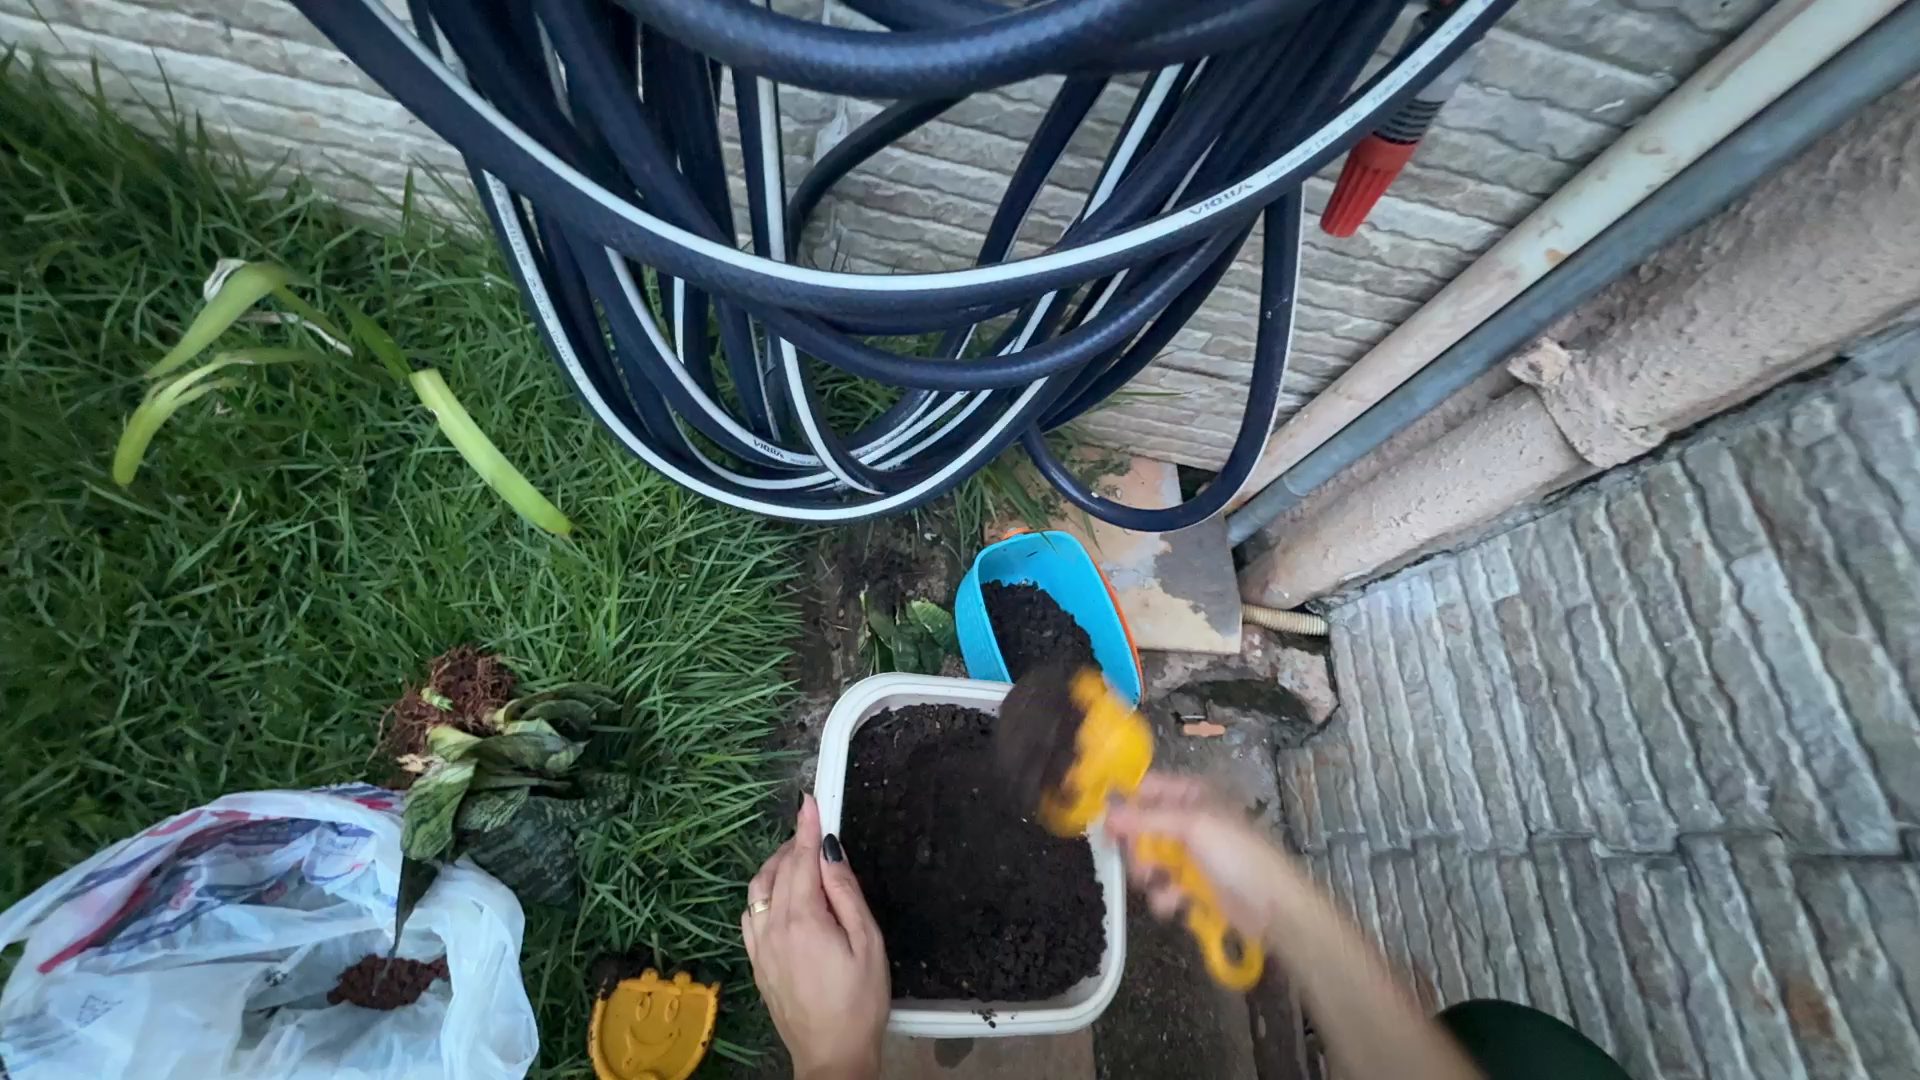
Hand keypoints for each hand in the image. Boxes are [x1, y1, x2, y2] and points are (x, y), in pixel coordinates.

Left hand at [742, 794, 888, 1079]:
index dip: (807, 827)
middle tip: (815, 827)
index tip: (809, 801)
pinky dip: (764, 892)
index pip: (802, 860)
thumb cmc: (860, 1000)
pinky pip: (751, 915)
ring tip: (800, 856)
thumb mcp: (867, 942)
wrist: (832, 1056)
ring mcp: (760, 948)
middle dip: (795, 842)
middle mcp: (774, 929)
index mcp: (804, 920)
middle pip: (779, 870)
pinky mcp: (757, 963)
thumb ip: (846, 892)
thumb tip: (830, 852)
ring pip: (759, 889)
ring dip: (777, 864)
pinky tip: (780, 893)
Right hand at [1102, 773, 1304, 945]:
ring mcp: (1192, 856)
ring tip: (1157, 884)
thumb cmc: (1237, 855)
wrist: (1276, 908)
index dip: (1123, 800)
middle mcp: (1189, 821)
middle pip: (1143, 827)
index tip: (1101, 819)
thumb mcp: (1192, 826)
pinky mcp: (1194, 888)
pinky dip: (1165, 896)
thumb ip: (1145, 819)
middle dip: (1136, 846)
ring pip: (1150, 859)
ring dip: (1148, 874)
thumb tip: (1105, 813)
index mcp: (1191, 795)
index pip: (1147, 788)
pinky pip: (1164, 887)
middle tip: (1135, 860)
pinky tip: (1175, 904)